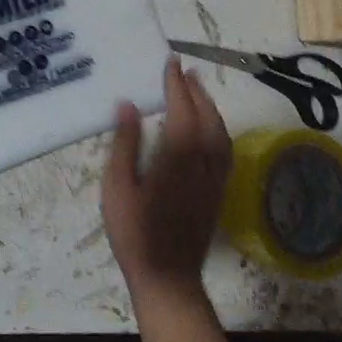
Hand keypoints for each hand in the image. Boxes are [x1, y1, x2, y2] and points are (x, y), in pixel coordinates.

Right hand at [102, 56, 232, 307]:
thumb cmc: (134, 233)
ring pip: (221, 135)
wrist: (167, 278)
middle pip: (207, 120)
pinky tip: (207, 128)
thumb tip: (128, 105)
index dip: (177, 86)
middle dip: (197, 92)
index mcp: (176, 160)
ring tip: (197, 91)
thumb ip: (125, 144)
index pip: (181, 112)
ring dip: (211, 108)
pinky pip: (224, 151)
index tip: (171, 63)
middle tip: (185, 70)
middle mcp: (202, 165)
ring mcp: (214, 180)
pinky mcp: (218, 193)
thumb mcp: (117, 187)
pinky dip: (217, 129)